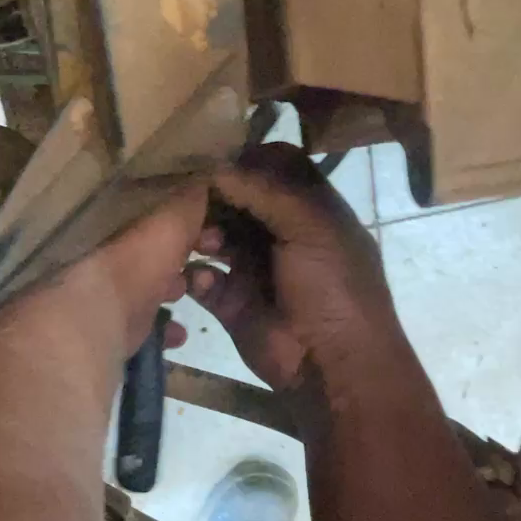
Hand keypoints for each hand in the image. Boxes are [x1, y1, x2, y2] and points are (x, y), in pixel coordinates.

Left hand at [12, 183, 204, 356]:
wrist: (98, 317)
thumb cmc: (137, 264)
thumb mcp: (168, 223)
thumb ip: (187, 203)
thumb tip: (204, 178)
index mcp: (130, 233)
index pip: (162, 224)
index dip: (193, 228)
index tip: (217, 239)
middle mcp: (119, 262)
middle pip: (158, 259)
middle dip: (187, 265)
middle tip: (207, 275)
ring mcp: (116, 298)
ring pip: (152, 292)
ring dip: (177, 293)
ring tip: (195, 298)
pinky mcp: (117, 332)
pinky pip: (147, 329)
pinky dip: (165, 330)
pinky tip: (177, 334)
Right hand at [187, 143, 400, 396]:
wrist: (333, 365)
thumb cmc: (334, 286)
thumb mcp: (310, 225)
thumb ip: (264, 191)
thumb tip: (214, 166)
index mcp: (309, 207)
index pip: (274, 166)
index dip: (245, 158)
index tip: (211, 155)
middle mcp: (279, 231)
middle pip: (236, 198)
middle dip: (212, 195)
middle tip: (186, 194)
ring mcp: (252, 266)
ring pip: (214, 234)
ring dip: (200, 233)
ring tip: (195, 240)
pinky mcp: (230, 300)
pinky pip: (201, 278)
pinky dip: (194, 274)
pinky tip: (197, 278)